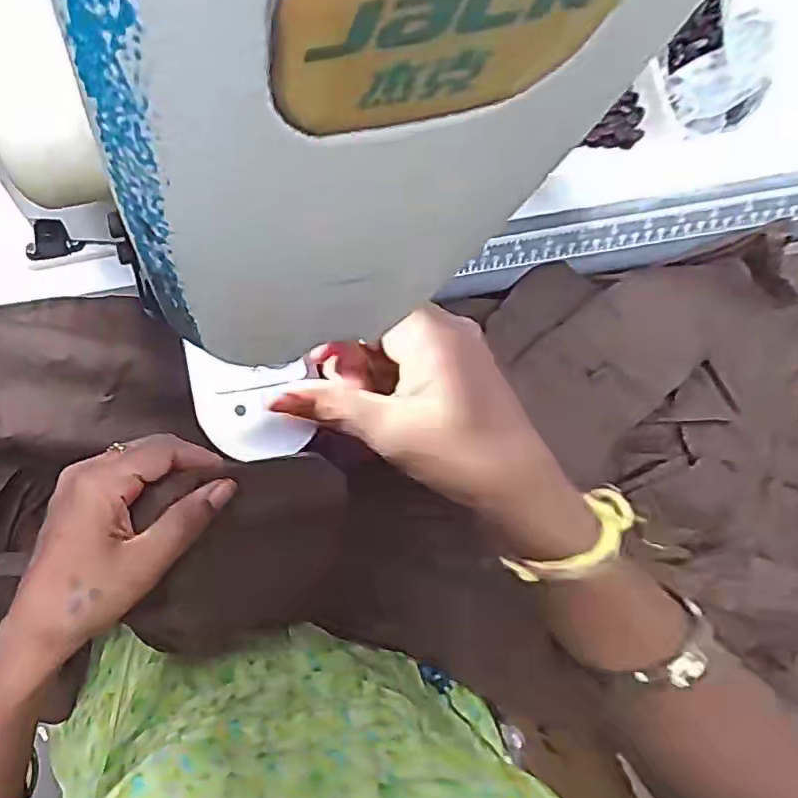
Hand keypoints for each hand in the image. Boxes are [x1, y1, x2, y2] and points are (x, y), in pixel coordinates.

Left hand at [0, 435, 234, 701]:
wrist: (39, 624)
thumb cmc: (90, 595)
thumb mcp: (146, 559)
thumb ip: (186, 518)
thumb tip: (223, 487)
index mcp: (98, 479)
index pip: (159, 449)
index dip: (197, 456)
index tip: (228, 472)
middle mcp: (82, 470)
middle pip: (143, 447)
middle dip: (183, 458)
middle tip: (217, 480)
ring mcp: (73, 482)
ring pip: (129, 457)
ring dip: (164, 468)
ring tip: (197, 487)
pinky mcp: (72, 497)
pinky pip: (115, 472)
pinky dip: (144, 478)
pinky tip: (163, 497)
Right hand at [271, 303, 595, 558]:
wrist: (518, 487)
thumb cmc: (462, 453)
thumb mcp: (384, 428)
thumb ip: (328, 406)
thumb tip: (280, 398)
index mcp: (430, 330)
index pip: (363, 309)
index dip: (332, 338)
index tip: (313, 369)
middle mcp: (444, 329)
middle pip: (374, 328)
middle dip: (348, 364)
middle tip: (345, 400)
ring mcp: (453, 350)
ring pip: (387, 349)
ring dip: (365, 379)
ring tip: (366, 413)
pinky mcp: (455, 372)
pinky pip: (406, 365)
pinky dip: (385, 386)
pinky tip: (381, 414)